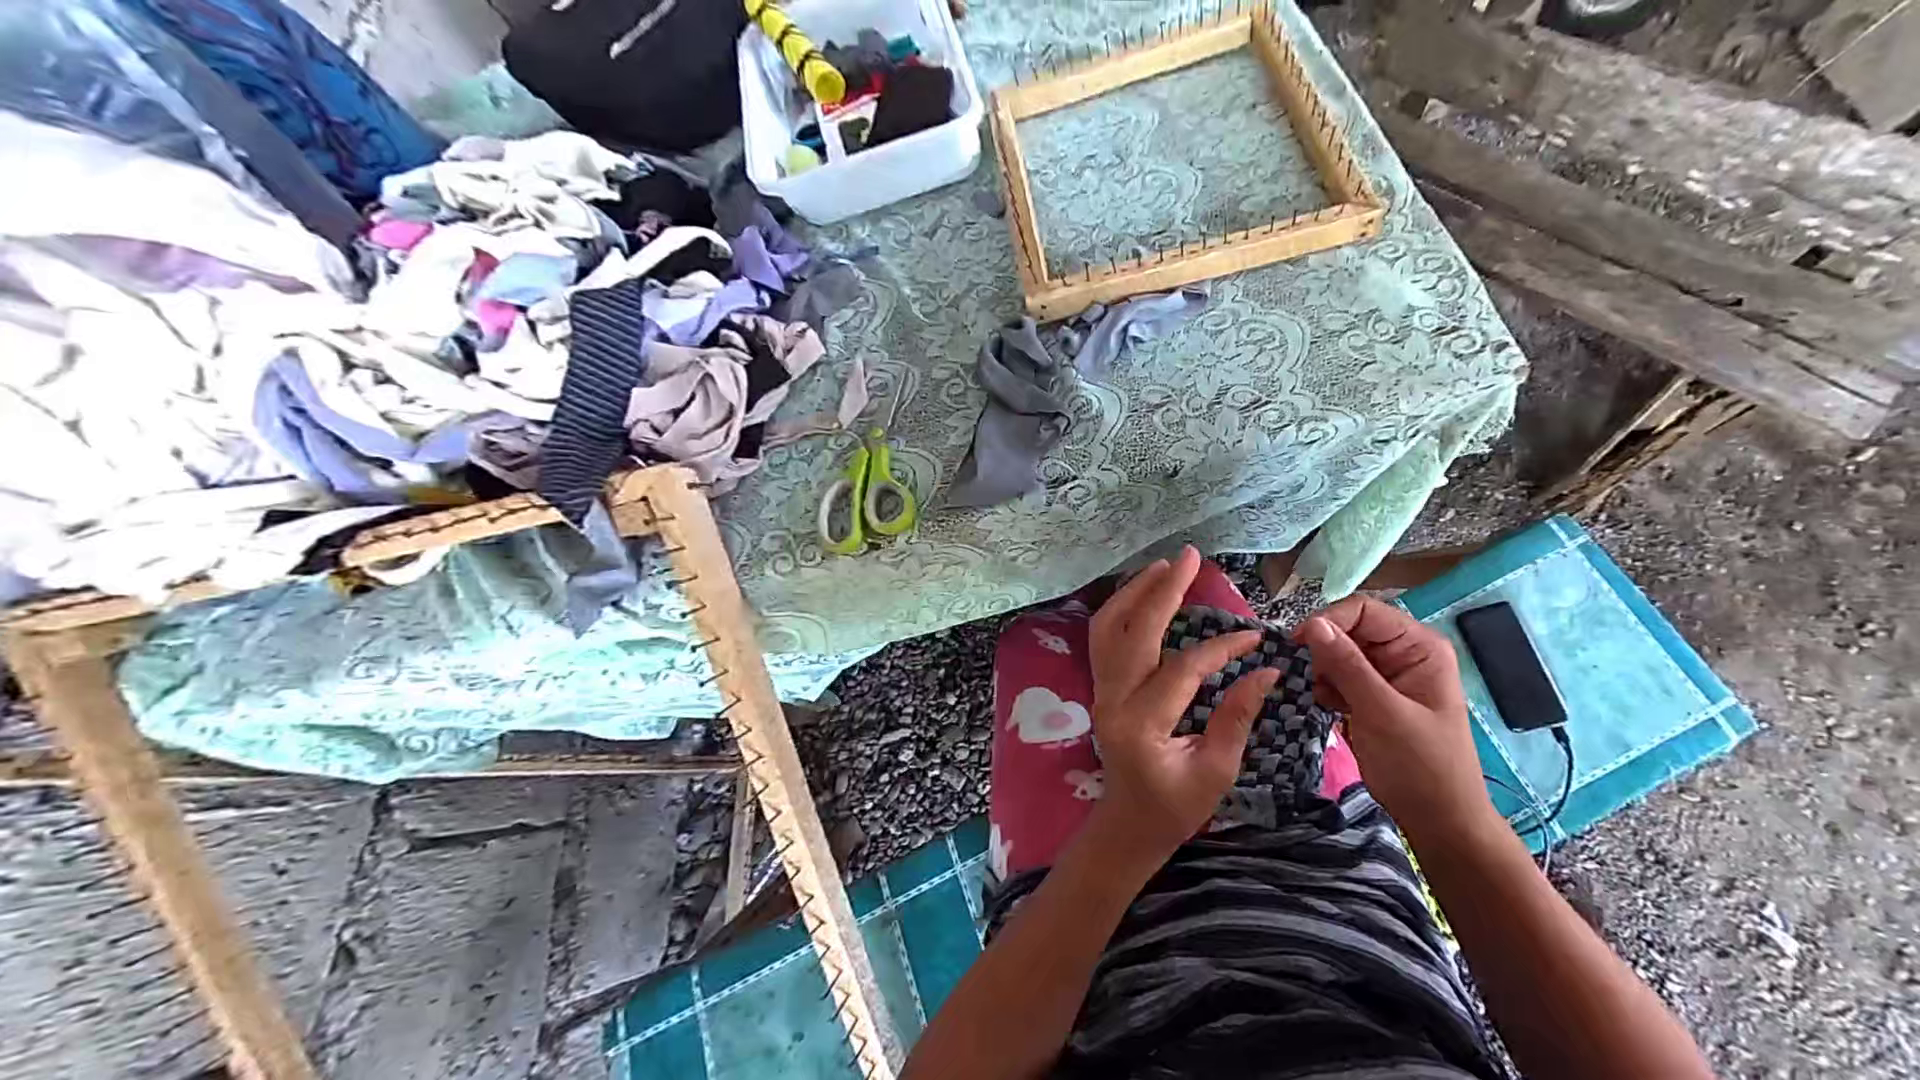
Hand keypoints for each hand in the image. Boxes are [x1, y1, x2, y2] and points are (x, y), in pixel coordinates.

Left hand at [1087, 547, 1279, 861]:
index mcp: (1142, 725)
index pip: (1182, 670)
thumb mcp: (1215, 771)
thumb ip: (1236, 717)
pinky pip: (1103, 638)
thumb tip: (1266, 670)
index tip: (1254, 637)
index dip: (1220, 649)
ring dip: (1134, 592)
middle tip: (1190, 557)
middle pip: (1133, 632)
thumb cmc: (1175, 806)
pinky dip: (1121, 610)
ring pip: (1107, 628)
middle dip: (1163, 591)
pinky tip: (1143, 594)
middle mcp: (1112, 700)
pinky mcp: (1100, 687)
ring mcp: (1099, 690)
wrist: (1129, 823)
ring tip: (1165, 566)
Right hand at [1299, 596, 1495, 841]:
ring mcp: (1384, 673)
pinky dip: (1323, 686)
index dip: (1327, 621)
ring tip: (1325, 699)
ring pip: (1334, 651)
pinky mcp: (1368, 692)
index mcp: (1418, 646)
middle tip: (1310, 680)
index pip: (1362, 610)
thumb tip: (1313, 624)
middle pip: (1345, 628)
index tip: (1298, 647)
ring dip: (1320, 671)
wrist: (1436, 818)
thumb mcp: (1382, 712)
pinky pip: (1334, 674)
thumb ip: (1347, 665)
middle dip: (1322, 651)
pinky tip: (1330, 707)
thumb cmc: (1421, 765)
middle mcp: (1401, 651)